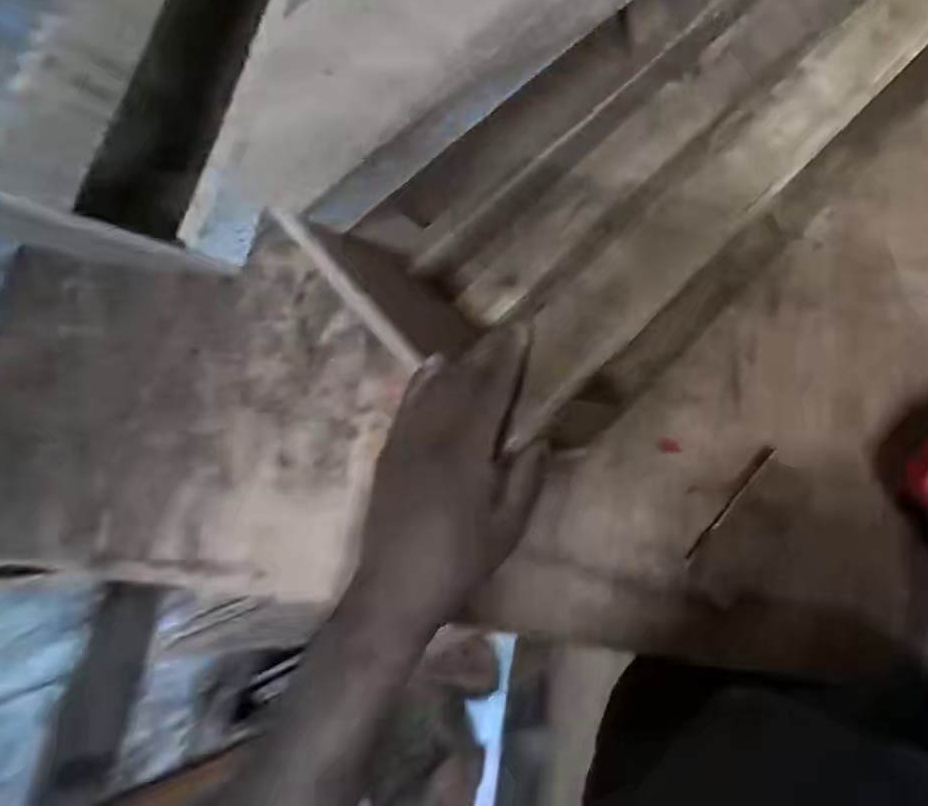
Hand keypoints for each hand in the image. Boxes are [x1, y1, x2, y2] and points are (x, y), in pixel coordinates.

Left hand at [353, 325, 548, 622]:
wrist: (391, 595)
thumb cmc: (459, 562)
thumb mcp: (509, 526)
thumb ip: (527, 478)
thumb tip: (539, 438)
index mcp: (464, 454)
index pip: (489, 393)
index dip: (507, 360)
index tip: (522, 332)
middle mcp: (431, 439)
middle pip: (461, 383)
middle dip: (486, 354)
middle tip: (508, 331)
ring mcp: (404, 445)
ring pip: (432, 390)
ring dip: (459, 363)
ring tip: (479, 344)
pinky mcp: (388, 455)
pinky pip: (407, 405)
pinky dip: (423, 381)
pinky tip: (433, 367)